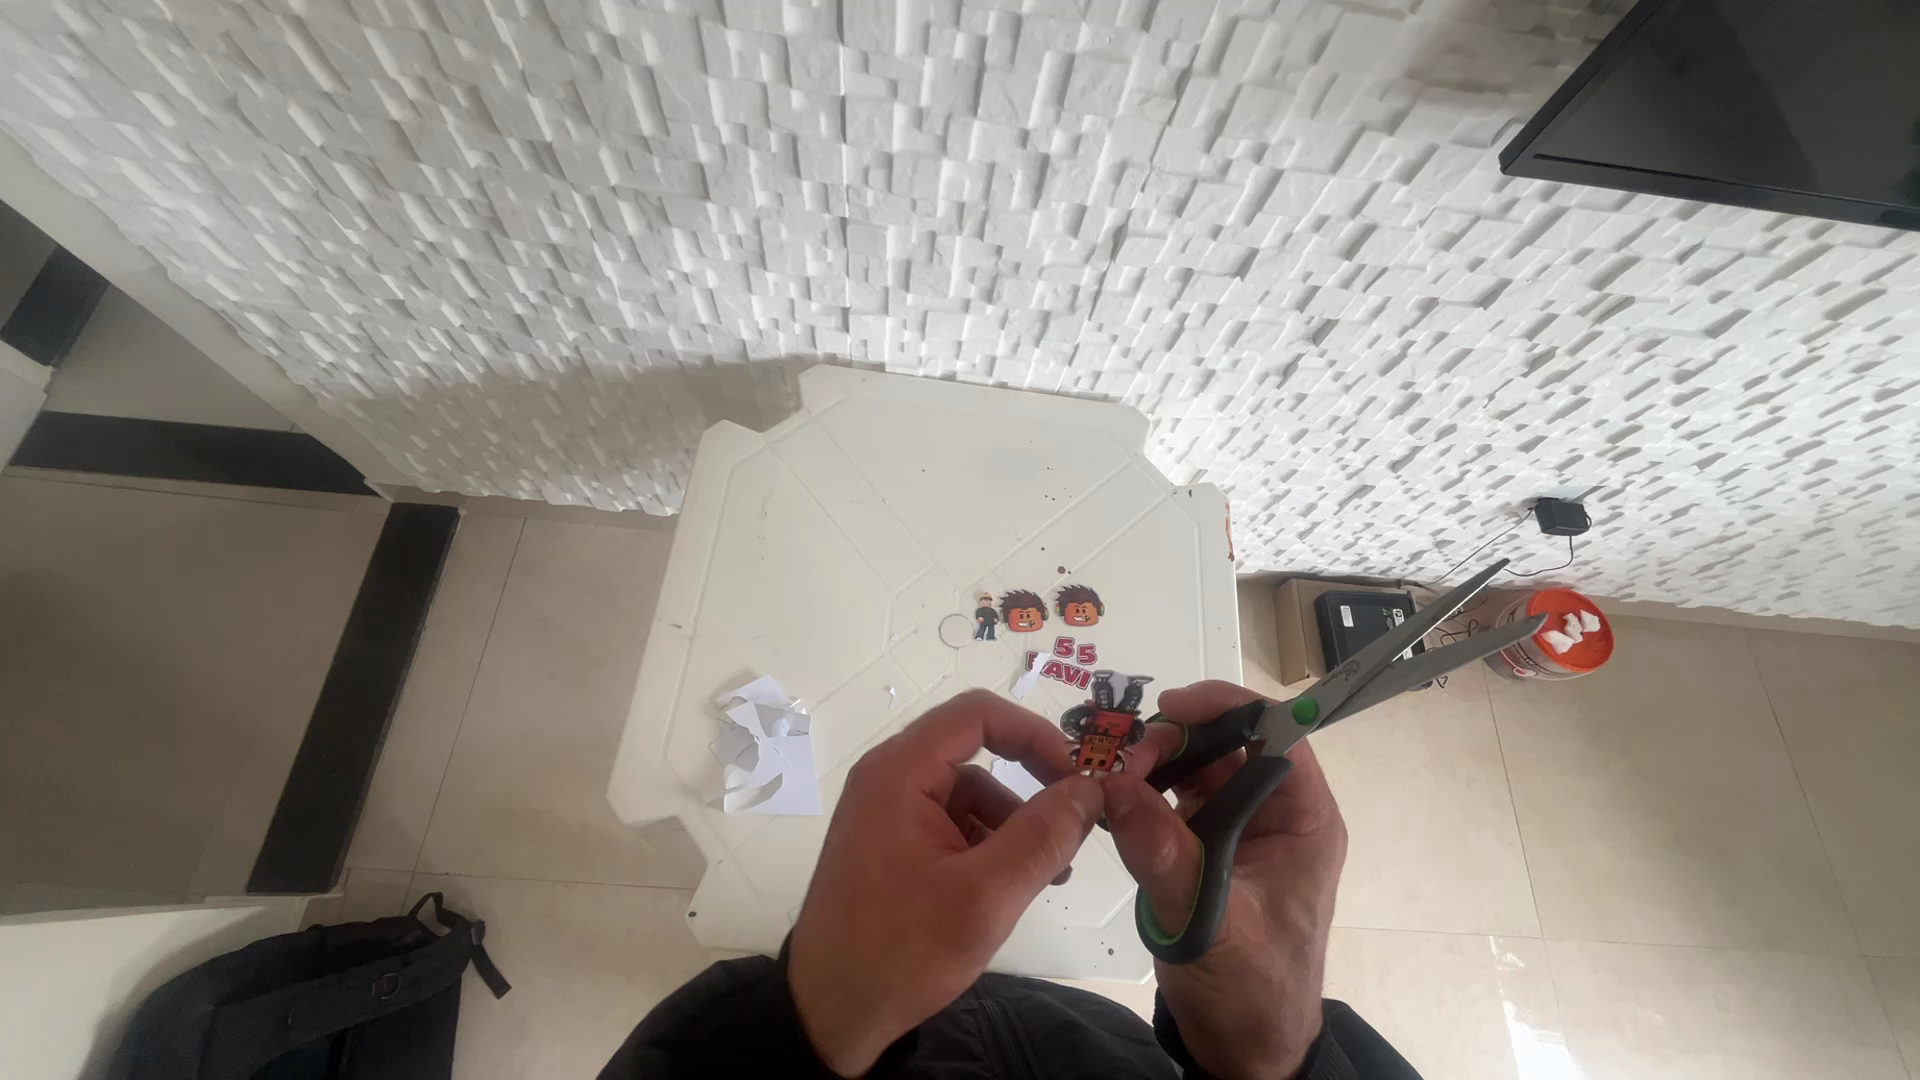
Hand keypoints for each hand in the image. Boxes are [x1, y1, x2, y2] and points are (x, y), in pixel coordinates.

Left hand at [787, 690, 1102, 1075]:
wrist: (829, 1014)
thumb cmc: (900, 951)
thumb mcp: (985, 896)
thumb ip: (1043, 836)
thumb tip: (1090, 788)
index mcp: (901, 770)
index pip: (978, 713)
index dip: (1033, 733)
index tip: (1075, 774)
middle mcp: (891, 774)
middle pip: (975, 749)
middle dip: (1029, 782)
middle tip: (1075, 818)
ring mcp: (889, 807)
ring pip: (969, 790)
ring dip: (1014, 821)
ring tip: (1051, 871)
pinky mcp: (894, 838)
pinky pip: (953, 819)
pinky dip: (989, 841)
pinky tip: (1014, 882)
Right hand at [1103, 681, 1347, 1079]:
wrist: (1239, 1042)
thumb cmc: (1250, 988)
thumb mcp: (1212, 922)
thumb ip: (1166, 857)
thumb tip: (1117, 786)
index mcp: (1301, 819)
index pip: (1276, 733)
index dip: (1227, 706)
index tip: (1169, 708)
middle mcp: (1269, 808)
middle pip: (1224, 739)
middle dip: (1173, 737)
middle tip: (1124, 760)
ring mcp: (1232, 821)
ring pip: (1192, 760)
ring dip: (1152, 759)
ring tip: (1113, 779)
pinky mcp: (1200, 837)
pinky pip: (1170, 790)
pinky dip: (1141, 785)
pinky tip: (1114, 797)